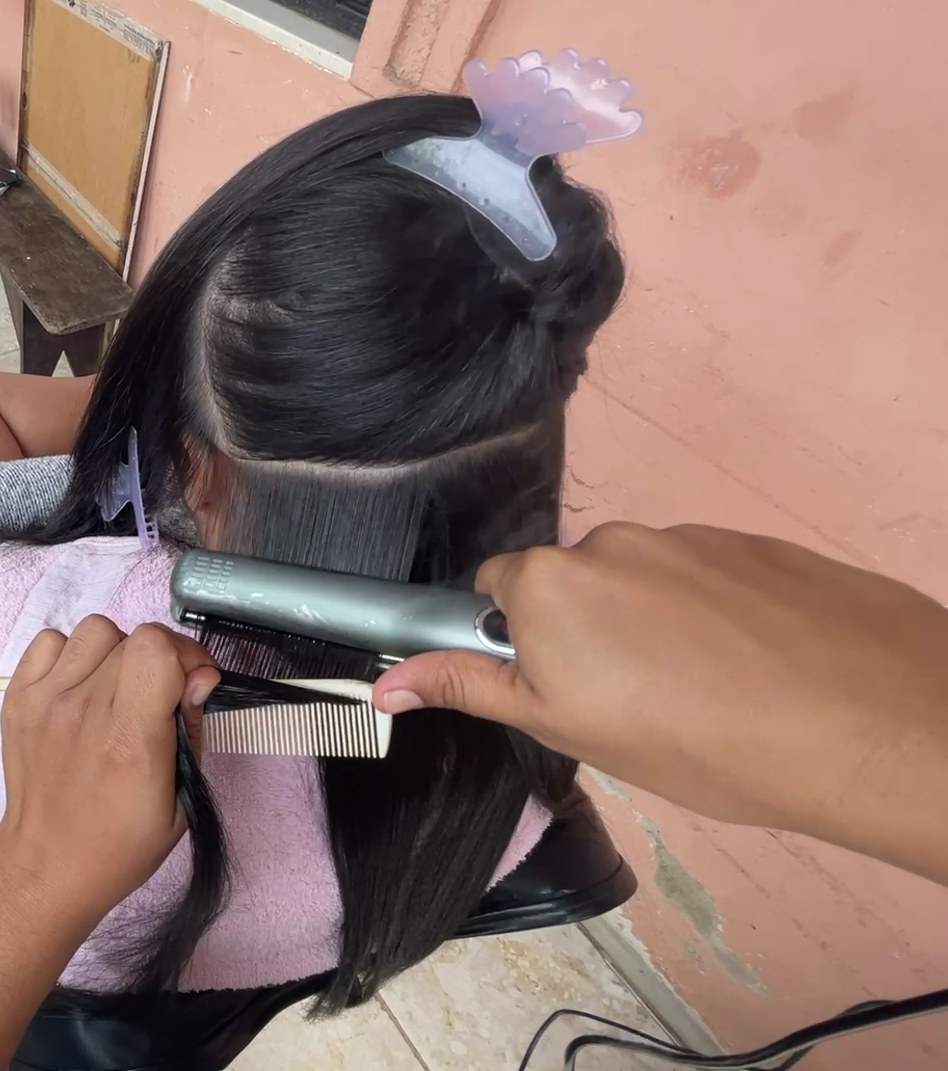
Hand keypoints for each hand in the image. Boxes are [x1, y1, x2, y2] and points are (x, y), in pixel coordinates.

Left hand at [0, 617, 219, 919]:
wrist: (46, 862)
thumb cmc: (119, 841)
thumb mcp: (181, 802)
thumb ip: (191, 729)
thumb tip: (201, 675)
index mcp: (128, 740)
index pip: (156, 649)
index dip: (185, 654)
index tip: (192, 680)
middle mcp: (83, 710)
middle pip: (132, 637)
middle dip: (158, 659)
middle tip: (155, 696)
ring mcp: (44, 699)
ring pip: (94, 630)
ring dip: (115, 652)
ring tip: (115, 689)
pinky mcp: (17, 695)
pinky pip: (50, 640)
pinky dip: (71, 654)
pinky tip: (79, 687)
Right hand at [373, 523, 947, 882]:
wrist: (892, 734)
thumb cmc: (696, 738)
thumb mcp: (562, 724)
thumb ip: (466, 687)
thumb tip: (384, 686)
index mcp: (545, 579)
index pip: (491, 589)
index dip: (514, 637)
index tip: (554, 678)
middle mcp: (606, 542)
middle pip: (563, 583)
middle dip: (578, 628)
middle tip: (624, 693)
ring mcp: (689, 537)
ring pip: (635, 580)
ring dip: (646, 620)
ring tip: (700, 684)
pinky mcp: (761, 546)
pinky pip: (704, 575)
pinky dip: (710, 611)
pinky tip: (751, 662)